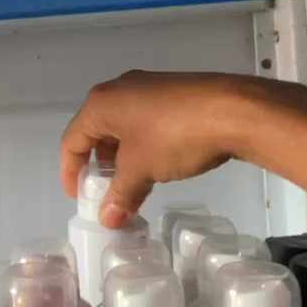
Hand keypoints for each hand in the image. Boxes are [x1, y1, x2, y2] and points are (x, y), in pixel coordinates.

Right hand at [58, 72, 306, 226]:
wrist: (236, 110)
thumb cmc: (175, 136)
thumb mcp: (141, 170)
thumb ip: (120, 194)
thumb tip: (107, 219)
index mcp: (101, 103)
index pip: (72, 140)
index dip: (70, 172)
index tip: (78, 198)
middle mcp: (119, 88)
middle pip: (95, 130)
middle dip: (97, 164)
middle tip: (106, 190)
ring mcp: (148, 86)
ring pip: (122, 125)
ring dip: (121, 155)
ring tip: (133, 180)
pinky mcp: (174, 91)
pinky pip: (145, 119)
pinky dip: (142, 143)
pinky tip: (159, 161)